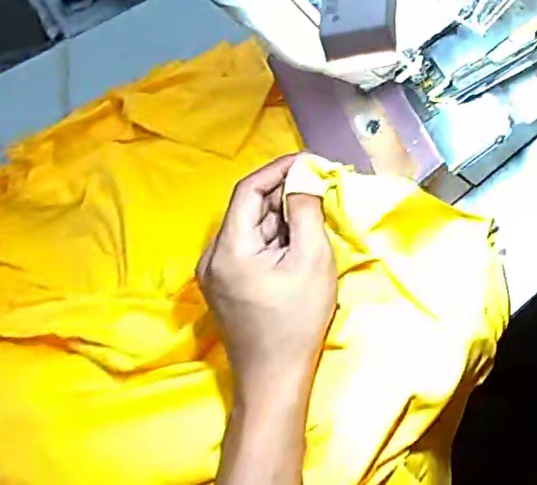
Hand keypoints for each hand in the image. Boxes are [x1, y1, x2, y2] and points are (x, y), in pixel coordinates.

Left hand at [198, 155, 338, 402]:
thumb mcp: (311, 257)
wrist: (274, 375)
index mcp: (229, 249)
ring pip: (253, 221)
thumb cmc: (296, 316)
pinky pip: (253, 240)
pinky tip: (303, 231)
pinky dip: (278, 229)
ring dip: (284, 209)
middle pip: (249, 205)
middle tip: (322, 181)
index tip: (312, 160)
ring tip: (318, 205)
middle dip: (286, 188)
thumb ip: (305, 211)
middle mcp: (214, 256)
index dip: (280, 168)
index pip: (248, 189)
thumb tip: (306, 177)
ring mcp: (218, 270)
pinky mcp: (228, 281)